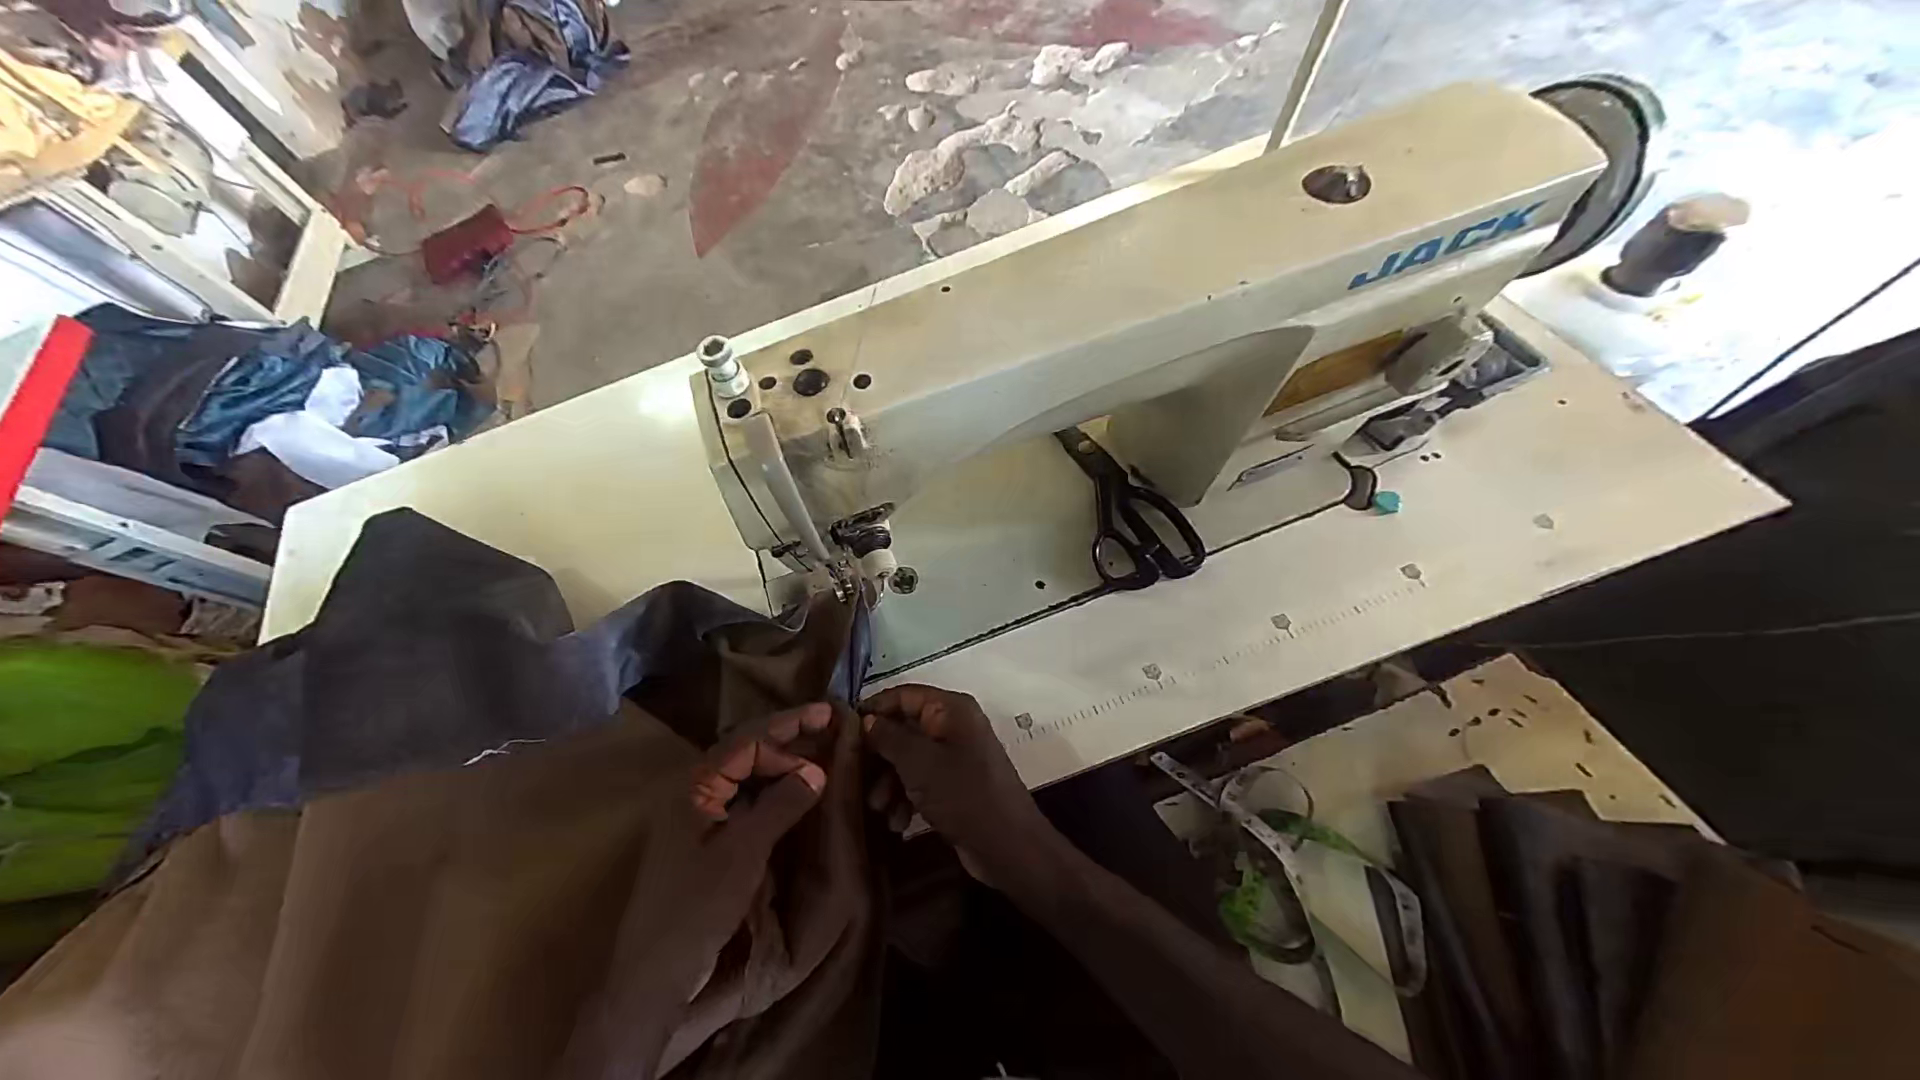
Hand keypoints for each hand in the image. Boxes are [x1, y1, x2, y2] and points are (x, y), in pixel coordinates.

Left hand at [562, 703, 832, 1078]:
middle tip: (828, 733)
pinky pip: (744, 799)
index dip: (789, 724)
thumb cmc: (696, 908)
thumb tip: (818, 769)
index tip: (826, 715)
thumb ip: (782, 804)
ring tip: (819, 756)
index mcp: (695, 786)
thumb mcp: (745, 852)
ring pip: (746, 774)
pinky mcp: (705, 839)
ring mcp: (697, 816)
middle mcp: (693, 792)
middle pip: (745, 750)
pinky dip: (773, 790)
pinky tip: (796, 793)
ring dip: (782, 763)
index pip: (747, 739)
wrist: (652, 976)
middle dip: (787, 739)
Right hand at [860, 685, 1059, 883]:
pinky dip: (906, 797)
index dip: (873, 708)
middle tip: (853, 776)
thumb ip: (888, 737)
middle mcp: (953, 726)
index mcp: (951, 709)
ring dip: (889, 782)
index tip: (842, 729)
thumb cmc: (963, 795)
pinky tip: (897, 822)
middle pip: (903, 728)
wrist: (1007, 847)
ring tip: (878, 808)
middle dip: (879, 755)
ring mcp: (955, 756)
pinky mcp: (954, 784)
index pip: (903, 695)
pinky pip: (921, 781)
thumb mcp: (919, 763)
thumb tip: (866, 720)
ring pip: (908, 758)